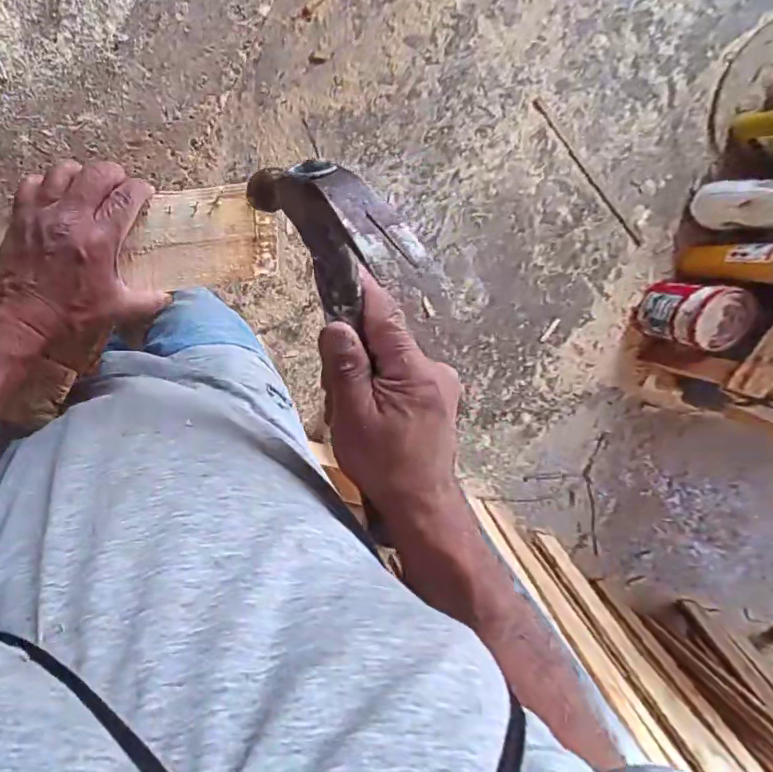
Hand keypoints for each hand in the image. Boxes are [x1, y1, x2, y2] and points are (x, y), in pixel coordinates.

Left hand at [0, 160, 171, 343]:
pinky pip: (32, 183)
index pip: (127, 195)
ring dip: (79, 175)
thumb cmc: (69, 317)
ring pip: (64, 171)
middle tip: (116, 189)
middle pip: (99, 173)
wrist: (23, 322)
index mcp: (100, 239)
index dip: (140, 190)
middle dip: (114, 176)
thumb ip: (146, 300)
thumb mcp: (115, 311)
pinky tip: (51, 198)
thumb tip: (166, 296)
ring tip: (83, 188)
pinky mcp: (20, 218)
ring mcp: (43, 215)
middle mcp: (72, 219)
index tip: (142, 195)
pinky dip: (44, 185)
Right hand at [319, 269, 463, 520]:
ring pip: (388, 360)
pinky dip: (376, 384)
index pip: (385, 317)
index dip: (363, 292)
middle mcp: (434, 370)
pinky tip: (367, 414)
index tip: (346, 267)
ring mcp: (438, 384)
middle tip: (335, 391)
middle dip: (353, 353)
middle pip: (383, 340)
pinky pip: (397, 375)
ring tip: (351, 413)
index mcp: (414, 371)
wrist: (420, 504)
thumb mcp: (353, 416)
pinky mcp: (436, 397)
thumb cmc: (384, 463)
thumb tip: (336, 326)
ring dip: (363, 373)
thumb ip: (346, 368)